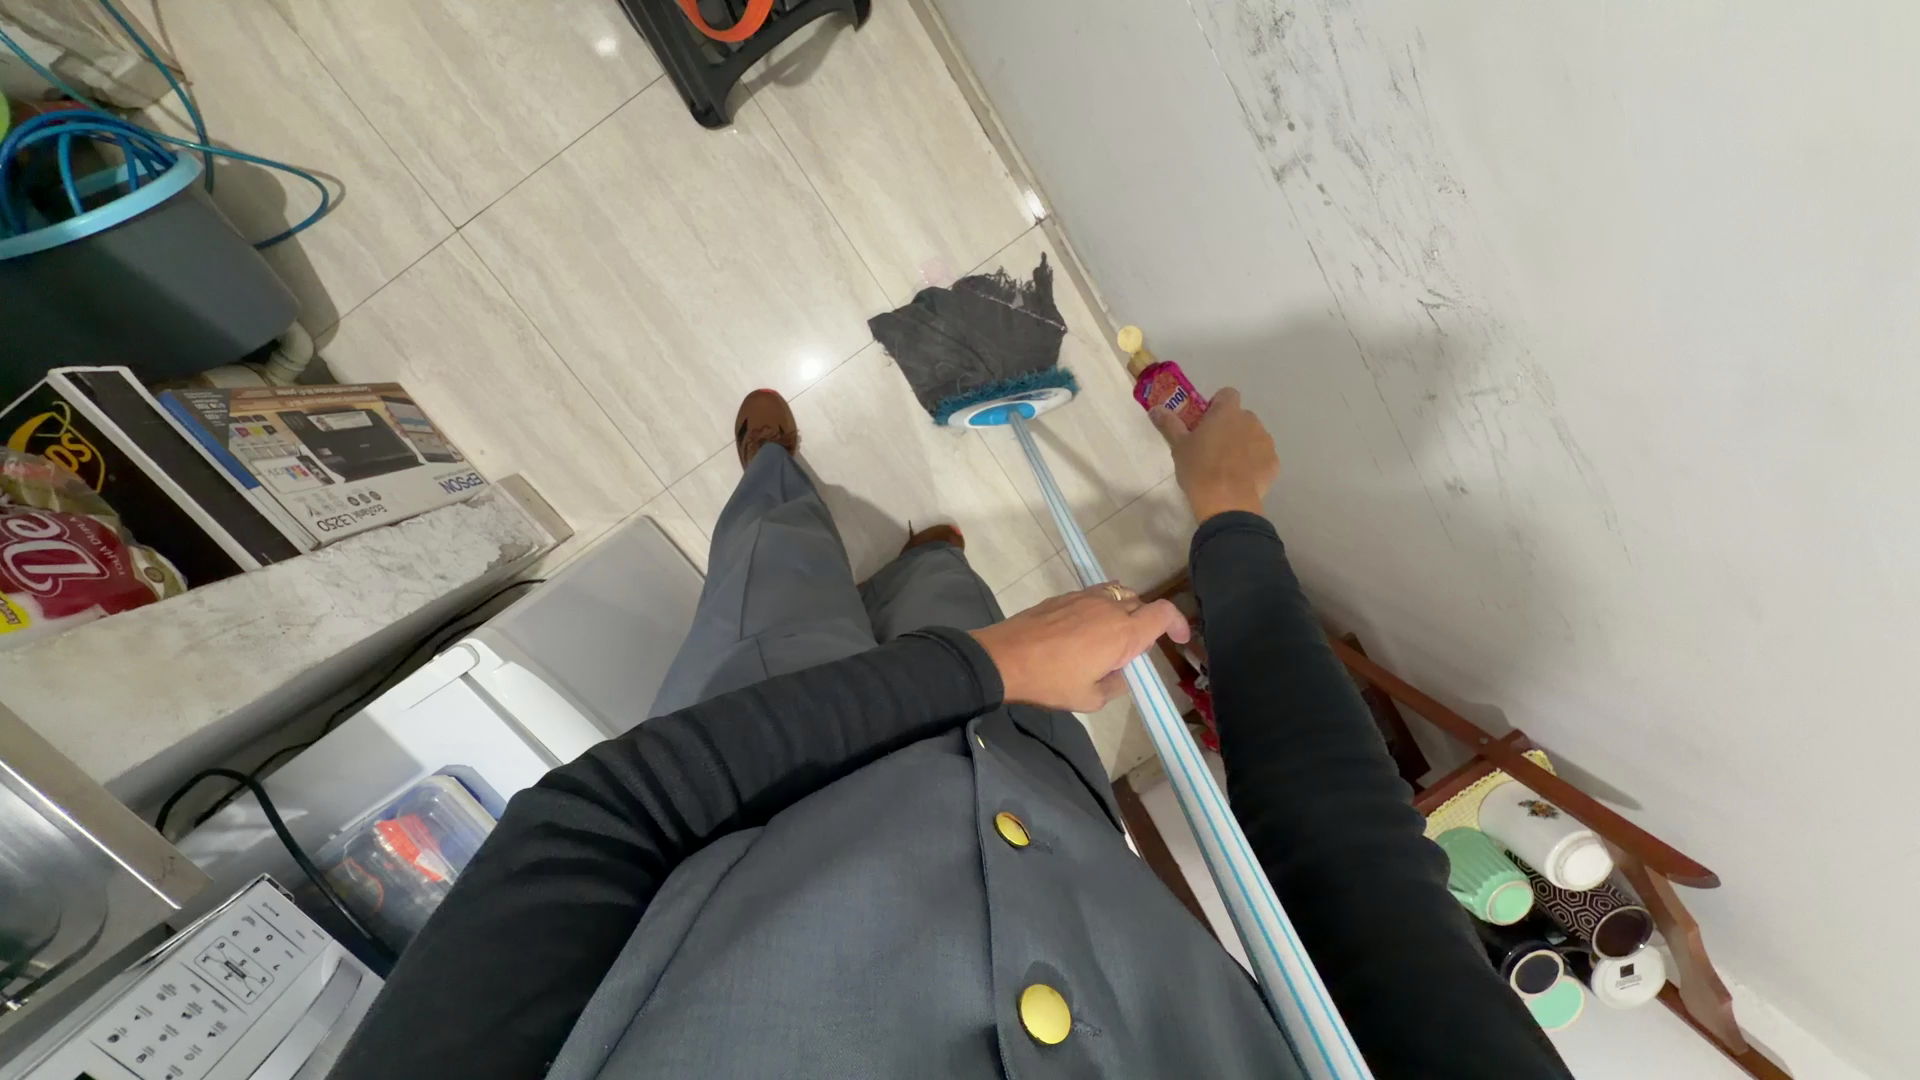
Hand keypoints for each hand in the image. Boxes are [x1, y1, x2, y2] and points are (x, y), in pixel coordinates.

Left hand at [971, 585, 1190, 711]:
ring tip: (1113, 635)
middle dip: (1147, 623)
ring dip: (1125, 610)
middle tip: (1134, 650)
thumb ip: (1116, 684)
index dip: (1177, 624)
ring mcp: (1085, 597)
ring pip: (1119, 593)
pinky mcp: (1064, 596)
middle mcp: (1110, 608)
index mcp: (1123, 633)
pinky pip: (1095, 594)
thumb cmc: (1050, 681)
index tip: (1179, 639)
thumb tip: (1121, 673)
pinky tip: (1086, 629)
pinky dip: (1102, 606)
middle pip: (1142, 604)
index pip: (1163, 614)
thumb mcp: (1090, 698)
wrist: (1004, 658)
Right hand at [1151, 387, 1278, 521]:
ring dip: (1242, 444)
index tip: (1205, 422)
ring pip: (1253, 436)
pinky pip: (1262, 456)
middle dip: (1229, 427)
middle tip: (1211, 447)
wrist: (1227, 502)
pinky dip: (1253, 463)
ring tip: (1226, 466)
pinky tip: (1240, 479)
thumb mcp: (1178, 446)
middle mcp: (1251, 421)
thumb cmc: (1199, 469)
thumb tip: (1155, 409)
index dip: (1216, 405)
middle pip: (1240, 416)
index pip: (1227, 394)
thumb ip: (1169, 424)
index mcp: (1227, 412)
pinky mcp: (1273, 462)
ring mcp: (1265, 442)